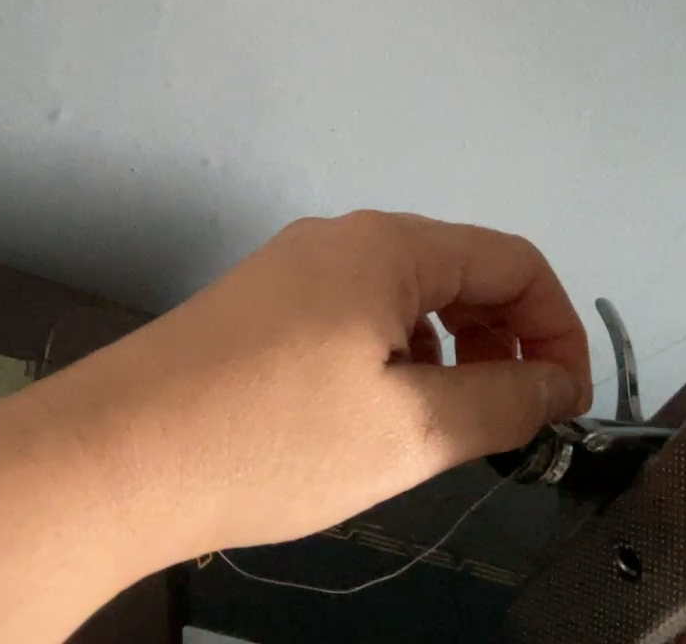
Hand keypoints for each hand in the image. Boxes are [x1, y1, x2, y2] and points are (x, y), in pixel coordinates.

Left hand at [50, 211, 591, 554]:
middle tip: (502, 421)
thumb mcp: (412, 428)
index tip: (560, 406)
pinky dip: (387, 353)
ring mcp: (289, 266)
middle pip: (454, 270)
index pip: (511, 260)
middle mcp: (335, 238)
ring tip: (436, 422)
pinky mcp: (259, 302)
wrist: (126, 448)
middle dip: (499, 339)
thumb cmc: (277, 436)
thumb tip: (552, 383)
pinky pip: (350, 313)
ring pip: (400, 295)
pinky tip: (369, 410)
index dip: (557, 328)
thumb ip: (503, 400)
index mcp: (384, 246)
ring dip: (443, 349)